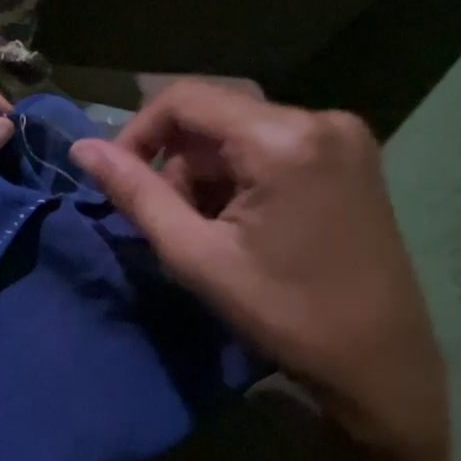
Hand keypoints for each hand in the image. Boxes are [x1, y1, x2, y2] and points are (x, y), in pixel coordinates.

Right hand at [69, 83, 446, 456]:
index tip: (119, 182)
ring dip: (208, 177)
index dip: (136, 134)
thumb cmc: (283, 313)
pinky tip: (244, 227)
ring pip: (239, 135)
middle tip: (174, 227)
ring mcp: (342, 136)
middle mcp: (320, 118)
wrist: (379, 361)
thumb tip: (82, 149)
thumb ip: (136, 194)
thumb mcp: (195, 255)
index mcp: (283, 138)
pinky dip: (241, 179)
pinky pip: (271, 147)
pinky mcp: (351, 157)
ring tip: (211, 236)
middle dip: (178, 166)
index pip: (183, 99)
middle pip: (212, 118)